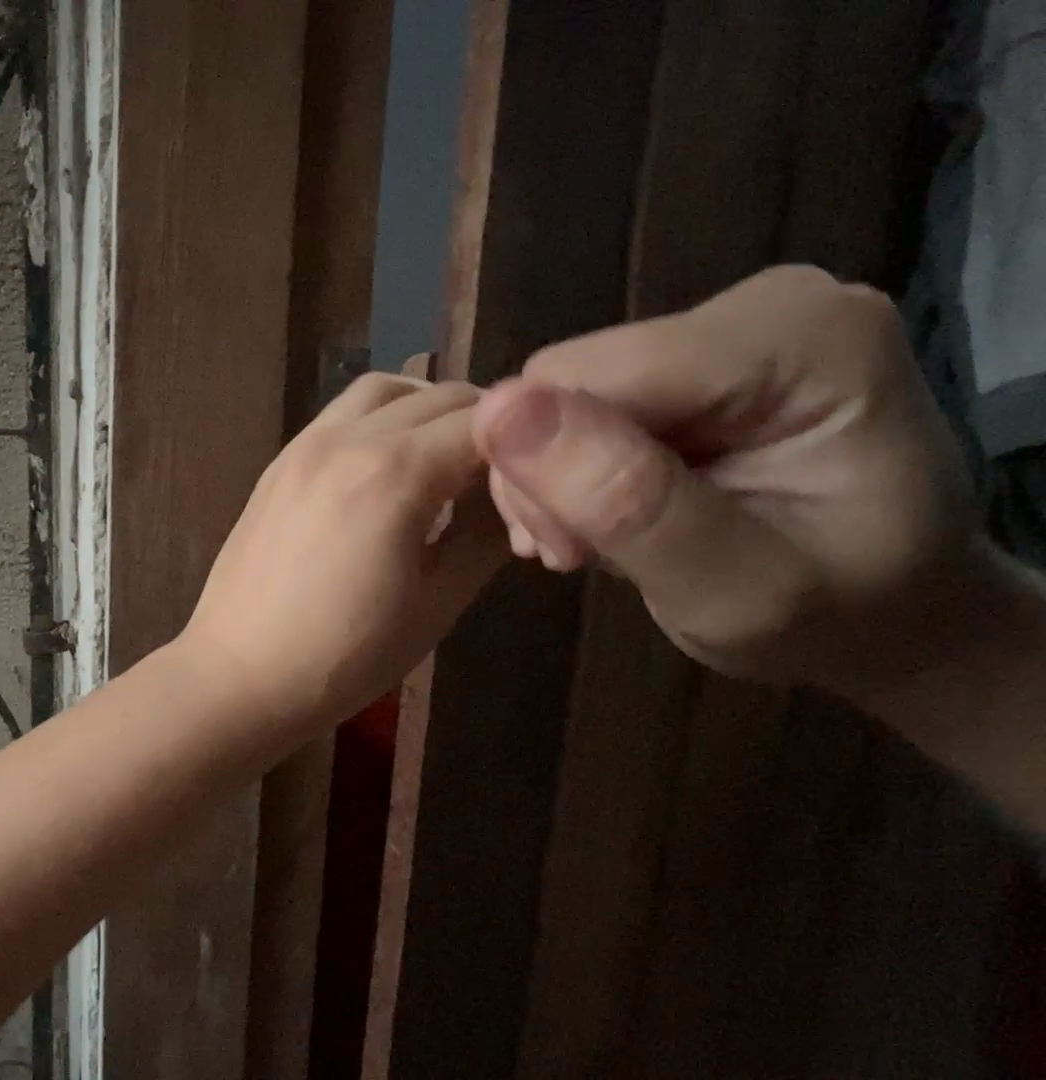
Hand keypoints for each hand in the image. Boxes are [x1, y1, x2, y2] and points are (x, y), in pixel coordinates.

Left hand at [178, 375, 507, 727]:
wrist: (239, 675)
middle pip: (440, 397)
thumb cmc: (344, 656)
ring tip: (446, 459)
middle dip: (486, 425)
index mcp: (395, 473)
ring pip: (383, 390)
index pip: (488, 424)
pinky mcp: (278, 463)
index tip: (539, 489)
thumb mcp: (435, 605)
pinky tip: (388, 468)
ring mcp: (304, 446)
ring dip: (426, 408)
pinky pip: (340, 414)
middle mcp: (348, 440)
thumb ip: (483, 536)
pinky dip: (379, 419)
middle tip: (502, 477)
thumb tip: (512, 496)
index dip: (527, 450)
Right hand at [472, 264, 983, 703]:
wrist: (897, 621)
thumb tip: (495, 409)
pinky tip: (606, 513)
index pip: (582, 376)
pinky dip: (573, 467)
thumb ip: (625, 500)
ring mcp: (726, 324)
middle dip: (551, 476)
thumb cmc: (836, 620)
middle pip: (566, 378)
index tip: (570, 553)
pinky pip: (578, 402)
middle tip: (582, 554)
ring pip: (560, 393)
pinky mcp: (692, 352)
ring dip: (556, 479)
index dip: (546, 465)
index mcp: (797, 339)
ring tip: (598, 545)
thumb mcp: (731, 592)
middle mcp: (761, 304)